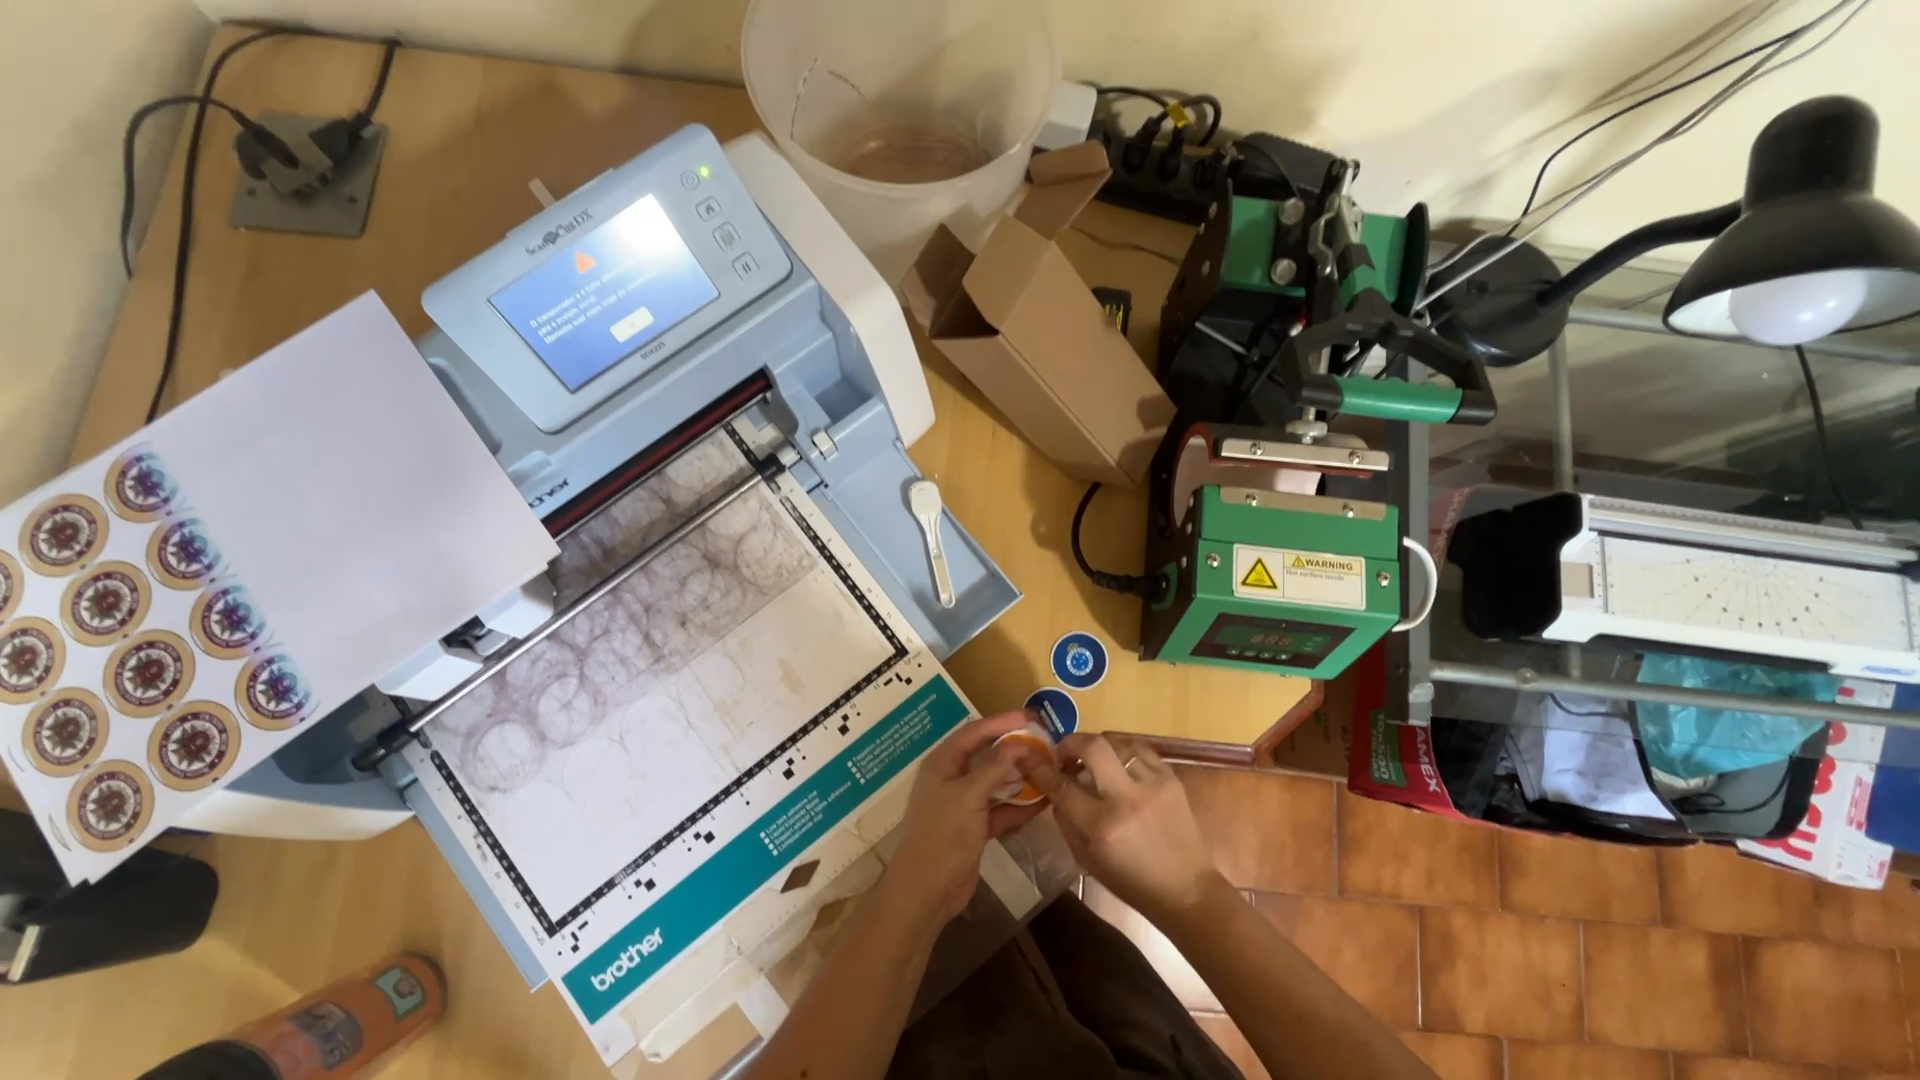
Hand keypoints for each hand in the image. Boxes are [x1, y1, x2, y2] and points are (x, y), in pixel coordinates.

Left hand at [882, 711, 1051, 924]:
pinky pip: (1001, 808)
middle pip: (987, 755)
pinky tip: (1044, 801)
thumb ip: (995, 768)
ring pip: (997, 782)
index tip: (1032, 717)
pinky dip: (1019, 805)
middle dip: (1015, 750)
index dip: (1003, 722)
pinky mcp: (975, 826)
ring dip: (1021, 777)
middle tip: (1047, 743)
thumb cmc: (942, 835)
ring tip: (1051, 769)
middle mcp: (952, 778)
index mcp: (943, 763)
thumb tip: (1019, 744)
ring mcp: (964, 803)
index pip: (975, 732)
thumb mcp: (969, 796)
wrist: (927, 890)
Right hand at [1019, 734, 1223, 923]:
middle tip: (1065, 753)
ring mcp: (1153, 785)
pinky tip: (1120, 765)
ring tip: (1093, 761)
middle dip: (1071, 743)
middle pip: (1093, 747)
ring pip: (1118, 743)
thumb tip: (1056, 790)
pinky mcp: (1172, 780)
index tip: (1032, 760)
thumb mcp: (1087, 861)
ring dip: (1099, 748)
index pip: (1063, 787)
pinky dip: (1124, 753)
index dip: (1042, 770)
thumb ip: (1067, 821)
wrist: (1187, 890)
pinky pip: (1142, 750)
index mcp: (1102, 827)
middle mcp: (1127, 799)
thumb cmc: (1132, 883)